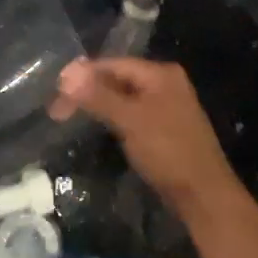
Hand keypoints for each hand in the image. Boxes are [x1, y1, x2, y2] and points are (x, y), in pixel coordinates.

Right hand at [50, 58, 244, 219]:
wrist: (203, 193)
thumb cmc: (167, 151)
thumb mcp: (130, 120)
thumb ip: (98, 96)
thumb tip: (66, 74)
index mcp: (161, 74)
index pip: (112, 64)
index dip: (82, 76)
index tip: (55, 95)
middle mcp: (166, 83)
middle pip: (118, 78)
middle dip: (88, 91)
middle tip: (58, 112)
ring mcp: (167, 106)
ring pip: (124, 97)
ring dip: (98, 104)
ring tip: (69, 117)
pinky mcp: (164, 128)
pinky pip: (132, 113)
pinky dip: (112, 117)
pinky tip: (98, 127)